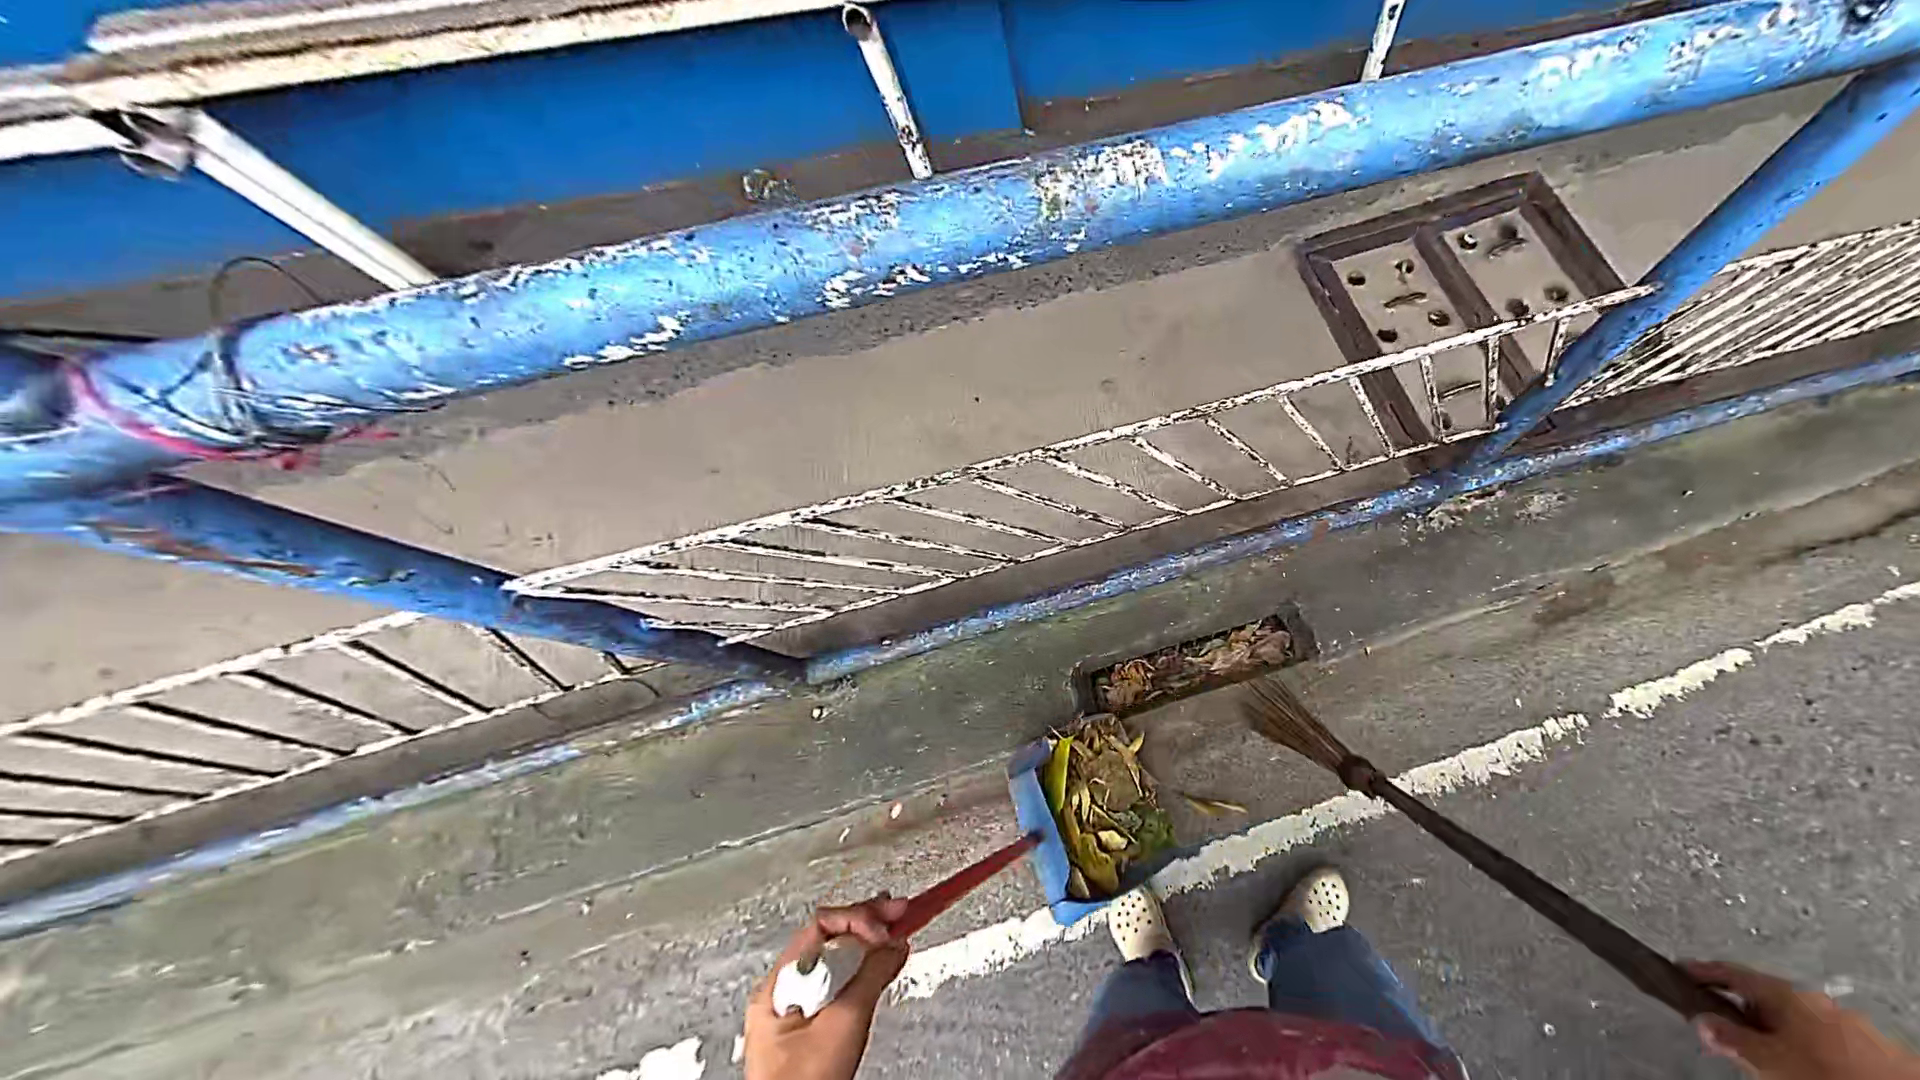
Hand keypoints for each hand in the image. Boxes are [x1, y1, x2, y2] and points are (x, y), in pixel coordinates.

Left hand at [745, 896, 910, 1079]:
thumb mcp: (844, 1024)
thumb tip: (894, 944)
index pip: (823, 926)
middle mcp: (781, 990)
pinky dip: (859, 968)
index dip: (860, 918)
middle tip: (899, 911)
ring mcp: (791, 1009)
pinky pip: (833, 982)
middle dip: (866, 922)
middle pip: (827, 937)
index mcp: (779, 984)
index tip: (890, 922)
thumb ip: (872, 976)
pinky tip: (876, 964)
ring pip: (831, 959)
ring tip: (892, 931)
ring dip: (864, 942)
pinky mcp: (804, 1028)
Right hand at [1687, 961, 1919, 1079]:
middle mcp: (1813, 998)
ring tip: (1753, 1047)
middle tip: (1716, 1023)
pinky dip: (1793, 1040)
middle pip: (1759, 996)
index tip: (1677, 970)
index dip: (1698, 971)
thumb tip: (1700, 1023)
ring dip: (1765, 1027)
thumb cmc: (1823, 1070)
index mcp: (1785, 990)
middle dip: (1735, 1009)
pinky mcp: (1864, 1045)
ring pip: (1788, 1017)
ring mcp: (1842, 1021)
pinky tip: (1789, 1058)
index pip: (1728, 970)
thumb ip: (1727, 1035)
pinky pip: (1812, 1032)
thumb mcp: (1765, 1055)